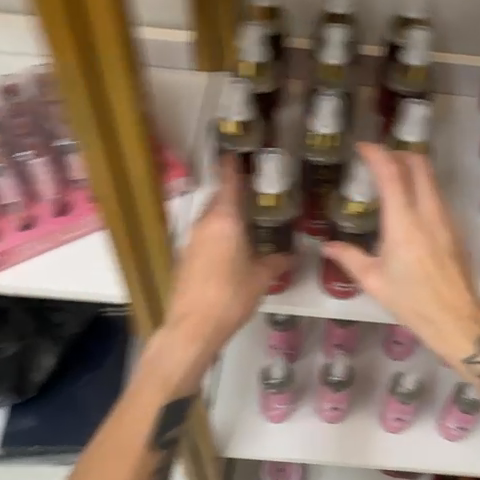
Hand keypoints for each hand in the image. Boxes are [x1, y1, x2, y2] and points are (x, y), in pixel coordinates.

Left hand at [155, 157, 287, 369]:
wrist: (192, 327)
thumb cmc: (230, 296)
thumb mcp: (261, 278)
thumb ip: (277, 261)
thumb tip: (293, 254)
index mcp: (225, 219)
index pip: (229, 181)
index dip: (235, 164)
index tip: (241, 152)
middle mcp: (205, 223)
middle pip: (220, 197)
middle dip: (236, 192)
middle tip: (258, 191)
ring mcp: (192, 239)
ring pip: (212, 216)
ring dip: (227, 214)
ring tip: (250, 217)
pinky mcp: (186, 256)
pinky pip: (206, 234)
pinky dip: (219, 232)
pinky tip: (234, 244)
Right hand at [320, 144, 479, 361]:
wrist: (456, 318)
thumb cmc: (411, 301)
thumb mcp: (373, 281)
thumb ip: (349, 258)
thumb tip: (327, 246)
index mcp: (403, 223)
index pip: (392, 174)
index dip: (377, 154)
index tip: (363, 147)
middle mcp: (427, 213)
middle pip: (419, 165)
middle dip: (399, 153)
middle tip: (379, 158)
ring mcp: (445, 219)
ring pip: (431, 179)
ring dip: (412, 169)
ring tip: (391, 178)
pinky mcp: (454, 228)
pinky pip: (437, 196)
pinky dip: (421, 188)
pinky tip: (408, 205)